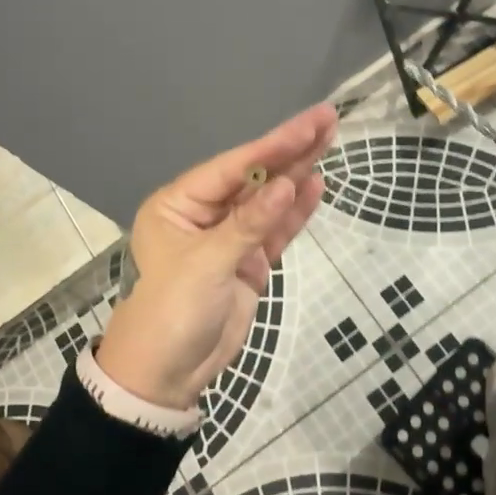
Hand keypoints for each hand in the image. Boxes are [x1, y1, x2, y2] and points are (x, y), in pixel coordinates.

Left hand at [95, 103, 337, 409]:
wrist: (166, 375)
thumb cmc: (172, 311)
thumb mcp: (207, 264)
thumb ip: (250, 223)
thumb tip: (289, 183)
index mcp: (177, 204)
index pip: (233, 168)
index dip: (273, 145)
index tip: (309, 123)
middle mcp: (202, 215)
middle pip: (252, 178)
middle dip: (289, 150)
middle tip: (328, 119)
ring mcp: (227, 240)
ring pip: (267, 202)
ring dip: (296, 176)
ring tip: (329, 142)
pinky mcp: (246, 265)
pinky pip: (273, 232)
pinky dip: (294, 213)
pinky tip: (315, 185)